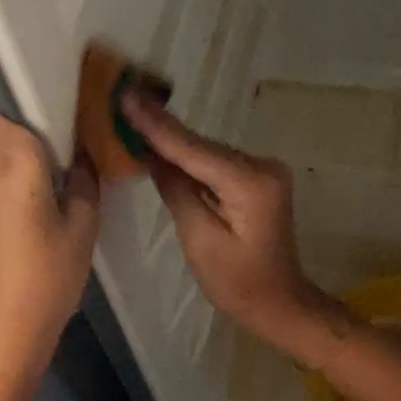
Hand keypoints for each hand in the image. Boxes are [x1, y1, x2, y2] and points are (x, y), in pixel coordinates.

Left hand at [0, 91, 99, 385]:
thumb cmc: (46, 276)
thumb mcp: (83, 228)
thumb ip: (83, 182)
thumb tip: (79, 160)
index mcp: (2, 159)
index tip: (16, 109)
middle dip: (11, 137)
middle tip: (53, 157)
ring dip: (8, 171)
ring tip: (46, 198)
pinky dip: (0, 197)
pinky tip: (26, 227)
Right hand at [122, 95, 340, 350]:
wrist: (278, 303)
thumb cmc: (237, 282)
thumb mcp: (199, 239)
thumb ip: (176, 190)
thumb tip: (151, 154)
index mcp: (250, 182)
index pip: (193, 149)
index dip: (156, 125)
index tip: (127, 97)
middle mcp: (262, 166)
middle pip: (200, 145)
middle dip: (160, 127)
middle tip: (122, 100)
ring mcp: (262, 170)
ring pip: (205, 151)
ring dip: (170, 139)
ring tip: (130, 114)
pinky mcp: (255, 179)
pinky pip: (213, 162)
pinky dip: (186, 156)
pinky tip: (158, 143)